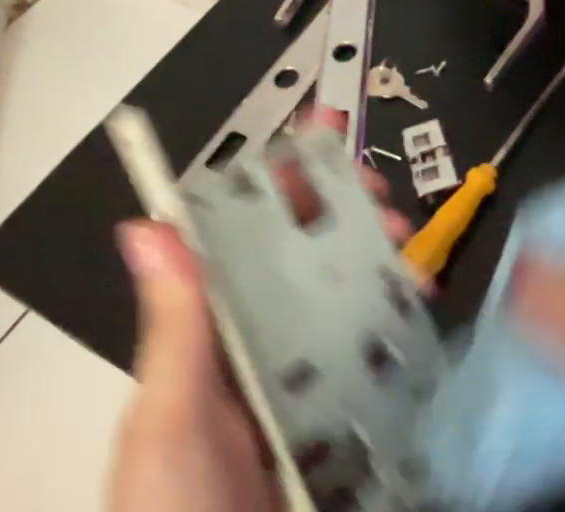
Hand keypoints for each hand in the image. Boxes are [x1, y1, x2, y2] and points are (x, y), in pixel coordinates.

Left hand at [108, 157, 410, 511]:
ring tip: (407, 248)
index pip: (245, 243)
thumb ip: (173, 330)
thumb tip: (145, 225)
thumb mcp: (172, 422)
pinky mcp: (346, 424)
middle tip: (379, 194)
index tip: (319, 141)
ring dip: (378, 261)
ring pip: (346, 303)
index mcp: (212, 340)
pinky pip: (376, 361)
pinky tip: (419, 305)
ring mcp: (307, 388)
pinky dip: (400, 325)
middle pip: (304, 262)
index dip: (278, 186)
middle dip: (342, 214)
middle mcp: (261, 352)